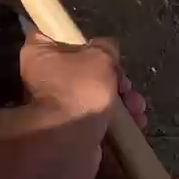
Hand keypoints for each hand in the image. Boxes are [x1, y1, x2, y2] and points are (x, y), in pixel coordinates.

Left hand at [19, 31, 146, 129]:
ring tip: (137, 108)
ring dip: (120, 101)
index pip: (58, 35)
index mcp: (40, 52)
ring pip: (93, 95)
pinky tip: (136, 123)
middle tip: (127, 85)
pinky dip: (116, 121)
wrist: (69, 143)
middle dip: (113, 78)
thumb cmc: (79, 89)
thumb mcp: (100, 57)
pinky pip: (96, 119)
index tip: (104, 48)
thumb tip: (106, 49)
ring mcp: (56, 106)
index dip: (84, 39)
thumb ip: (106, 47)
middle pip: (84, 68)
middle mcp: (43, 77)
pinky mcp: (70, 130)